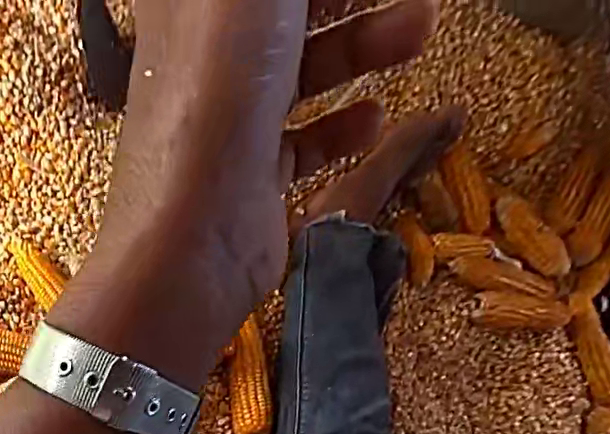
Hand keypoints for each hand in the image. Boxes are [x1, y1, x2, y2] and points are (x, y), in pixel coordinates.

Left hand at [51, 0, 437, 386]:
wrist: (194, 234)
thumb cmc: (214, 91)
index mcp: (188, 5)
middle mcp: (207, 64)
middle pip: (285, 16)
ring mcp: (230, 128)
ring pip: (302, 74)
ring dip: (363, 46)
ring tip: (421, 28)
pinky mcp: (251, 183)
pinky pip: (303, 144)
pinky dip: (341, 128)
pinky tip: (376, 118)